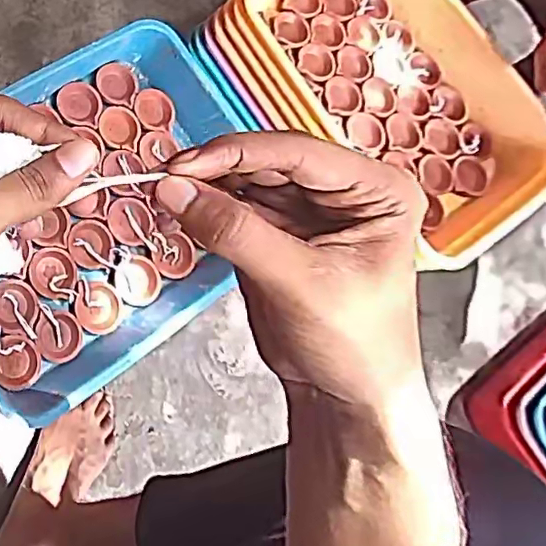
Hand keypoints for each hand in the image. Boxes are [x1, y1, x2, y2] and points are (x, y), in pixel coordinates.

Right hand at [153, 133, 424, 406]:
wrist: (345, 394)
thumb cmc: (356, 344)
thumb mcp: (298, 282)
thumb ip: (235, 232)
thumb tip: (177, 190)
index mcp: (377, 191)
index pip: (297, 151)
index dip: (235, 153)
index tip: (185, 166)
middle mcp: (342, 190)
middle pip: (264, 159)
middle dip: (213, 169)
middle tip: (168, 181)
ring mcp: (305, 208)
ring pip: (241, 178)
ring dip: (202, 186)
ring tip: (168, 195)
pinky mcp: (273, 227)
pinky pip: (229, 203)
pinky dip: (202, 206)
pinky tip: (181, 210)